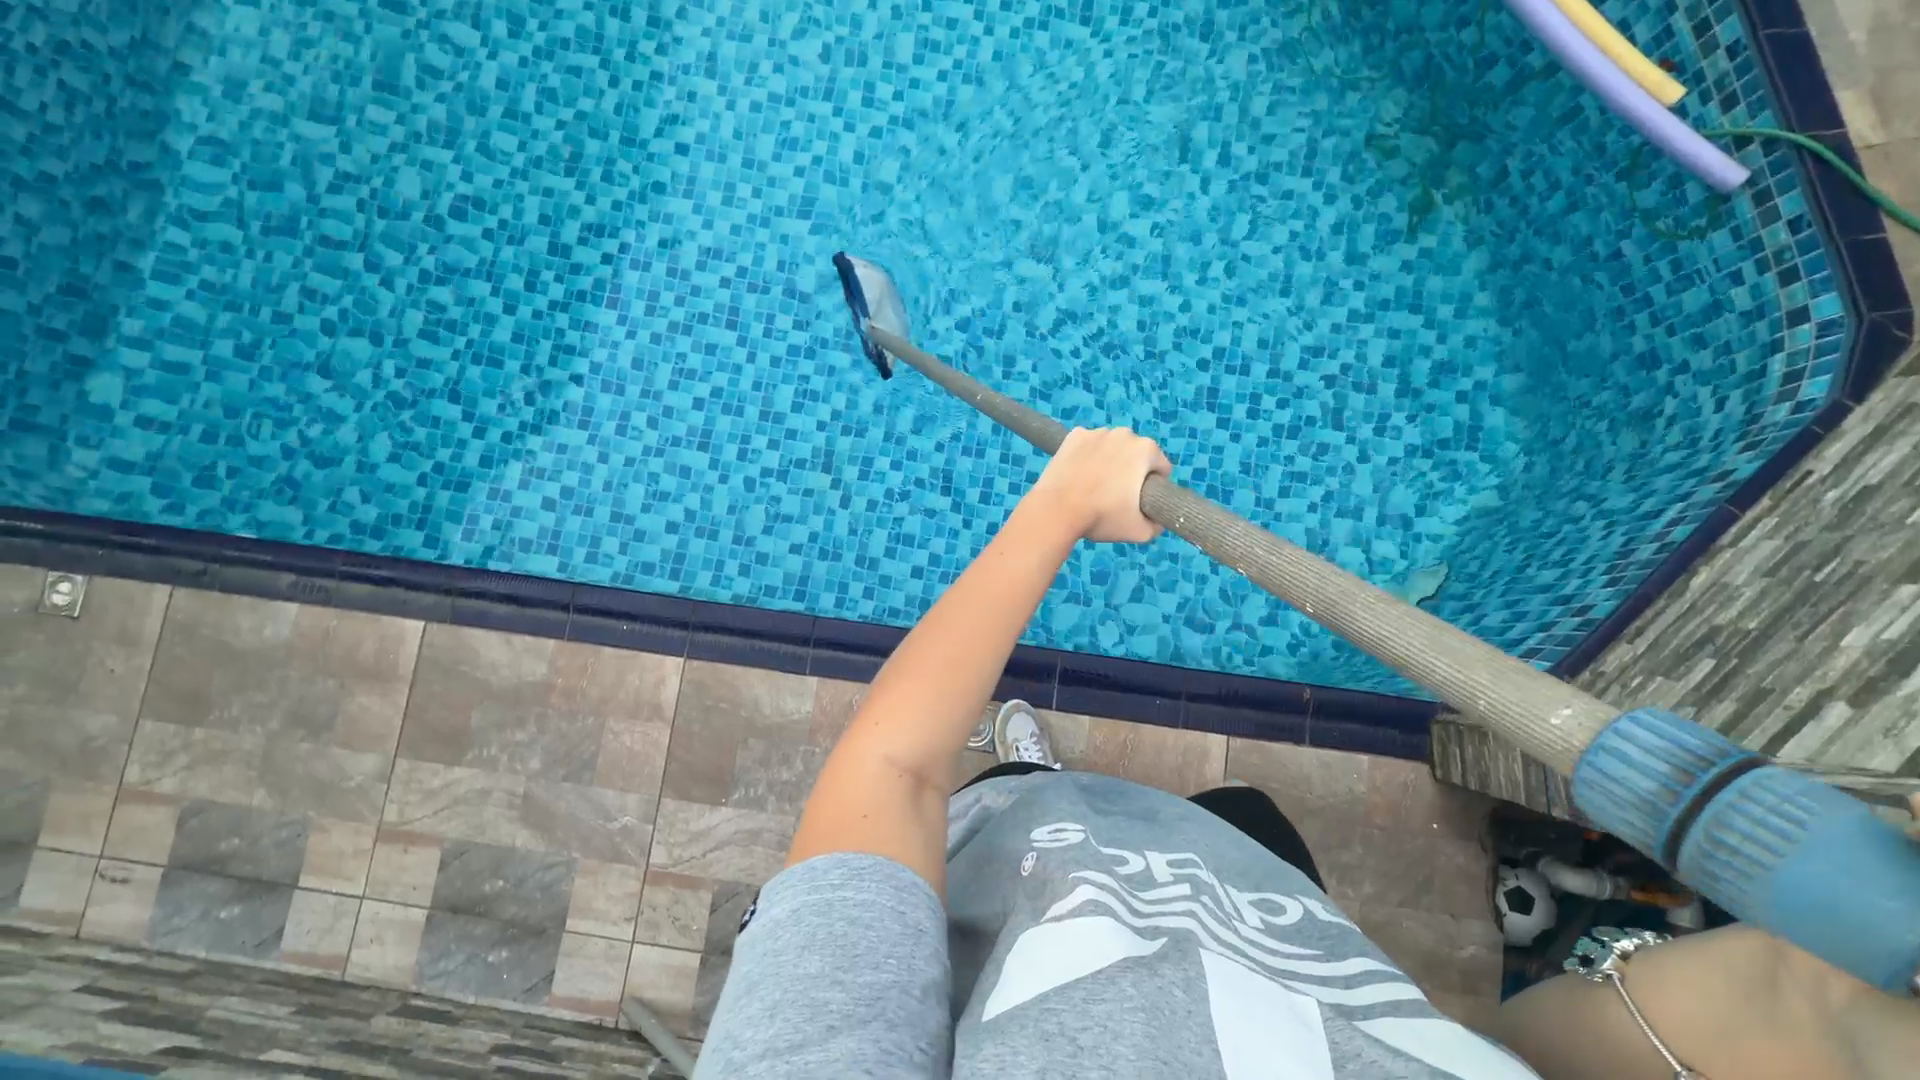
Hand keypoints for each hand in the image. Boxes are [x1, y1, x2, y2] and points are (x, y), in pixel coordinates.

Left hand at [1026, 427, 1172, 542]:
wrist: (1056, 510)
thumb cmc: (1102, 517)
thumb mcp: (1140, 531)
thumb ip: (1156, 524)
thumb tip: (1156, 520)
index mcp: (1146, 449)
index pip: (1161, 468)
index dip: (1153, 486)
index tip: (1138, 500)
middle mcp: (1124, 433)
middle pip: (1136, 454)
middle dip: (1131, 471)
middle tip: (1115, 496)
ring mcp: (1096, 432)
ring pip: (1111, 448)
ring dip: (1109, 461)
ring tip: (1094, 486)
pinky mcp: (1073, 435)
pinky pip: (1088, 445)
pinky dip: (1087, 455)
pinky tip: (1080, 474)